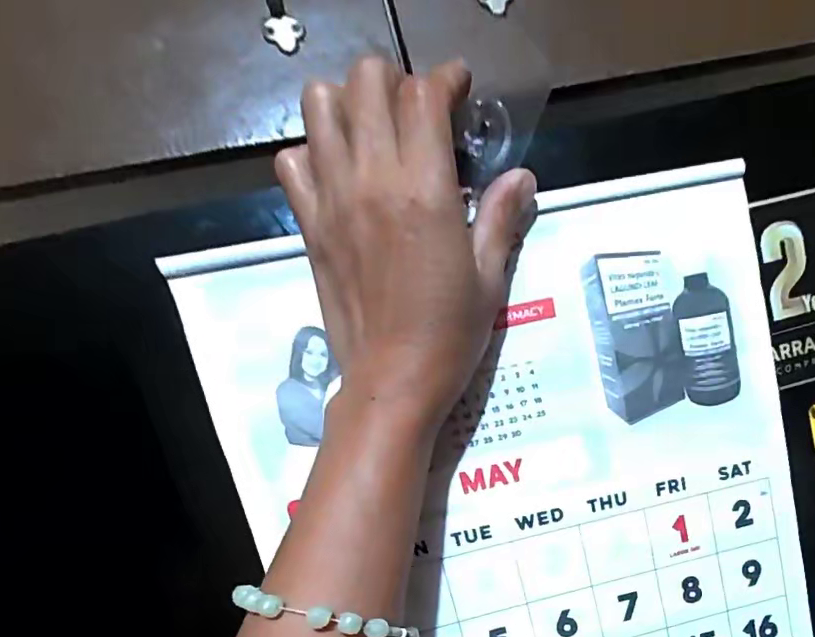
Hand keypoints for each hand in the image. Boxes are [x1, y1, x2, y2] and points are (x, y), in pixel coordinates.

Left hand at [273, 56, 536, 438]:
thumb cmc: (451, 335)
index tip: (459, 90)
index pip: (423, 96)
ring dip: (350, 103)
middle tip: (419, 114)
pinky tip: (341, 174)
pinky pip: (293, 159)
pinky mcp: (310, 224)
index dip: (445, 80)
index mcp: (424, 192)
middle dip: (397, 82)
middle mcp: (372, 180)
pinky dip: (314, 150)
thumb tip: (521, 177)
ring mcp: (333, 199)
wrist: (393, 379)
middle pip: (367, 81)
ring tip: (375, 133)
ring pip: (319, 105)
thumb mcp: (488, 279)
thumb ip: (501, 219)